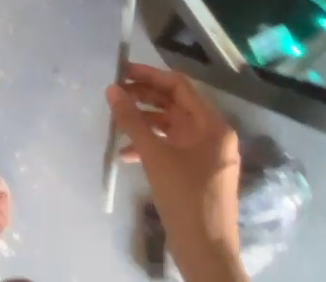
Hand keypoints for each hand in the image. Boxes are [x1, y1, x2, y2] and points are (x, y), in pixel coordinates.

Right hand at [107, 64, 245, 277]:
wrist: (206, 253)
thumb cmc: (185, 197)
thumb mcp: (154, 155)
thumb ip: (132, 119)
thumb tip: (112, 89)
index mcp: (212, 125)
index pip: (179, 86)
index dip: (149, 76)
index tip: (122, 72)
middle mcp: (213, 135)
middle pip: (175, 105)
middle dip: (143, 98)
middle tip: (114, 94)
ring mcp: (206, 155)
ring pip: (171, 127)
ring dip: (144, 122)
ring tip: (116, 122)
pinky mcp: (198, 173)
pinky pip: (172, 147)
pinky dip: (150, 145)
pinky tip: (125, 154)